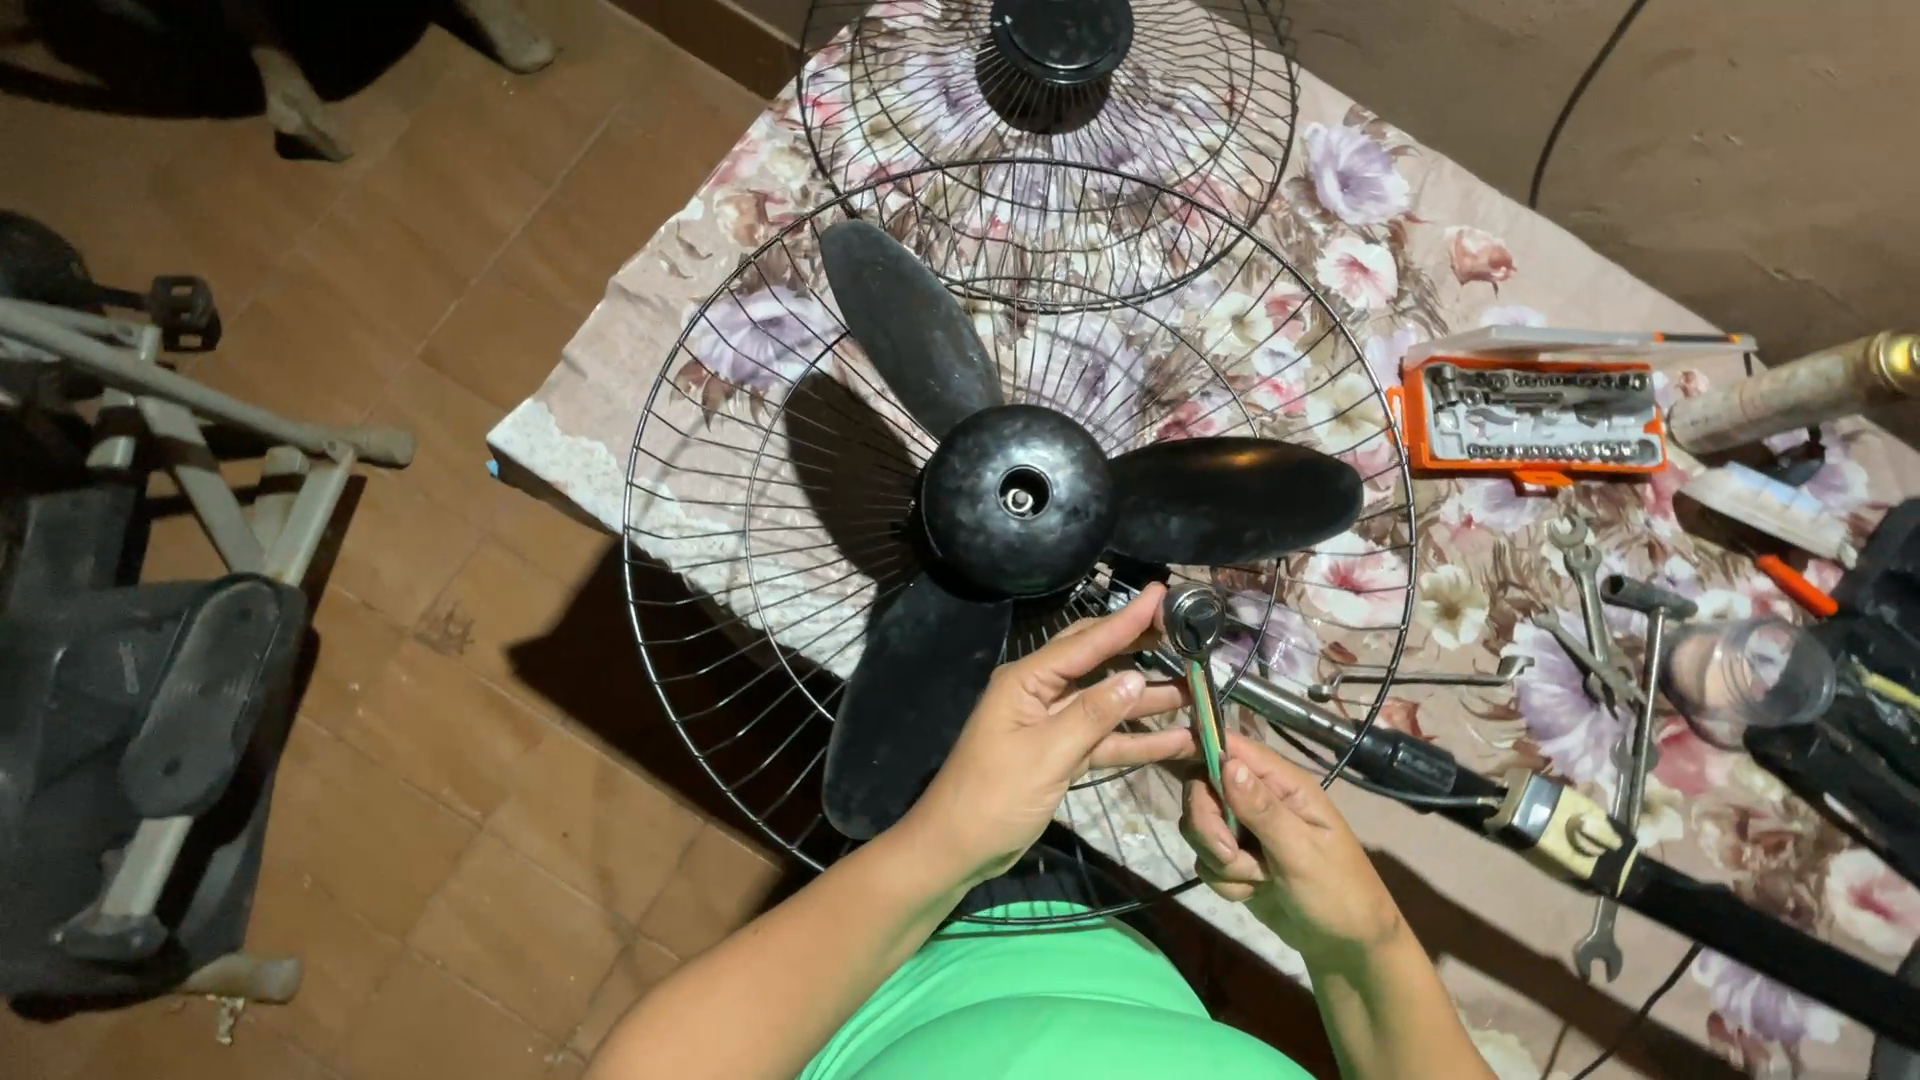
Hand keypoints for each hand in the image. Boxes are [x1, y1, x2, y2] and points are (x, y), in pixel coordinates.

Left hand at [896, 583, 1193, 888]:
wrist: (957, 847)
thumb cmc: (993, 796)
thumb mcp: (1045, 754)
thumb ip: (1092, 715)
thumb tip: (1136, 678)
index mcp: (1026, 680)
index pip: (1085, 641)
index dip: (1127, 619)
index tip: (1162, 594)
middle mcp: (1040, 693)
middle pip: (1097, 661)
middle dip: (1139, 647)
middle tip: (1185, 632)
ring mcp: (1051, 724)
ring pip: (1107, 702)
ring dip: (1147, 698)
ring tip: (1196, 687)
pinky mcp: (1061, 754)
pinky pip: (1104, 739)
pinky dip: (1136, 740)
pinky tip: (1177, 740)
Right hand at [1180, 733, 1404, 969]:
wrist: (1345, 949)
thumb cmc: (1340, 893)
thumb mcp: (1303, 853)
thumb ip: (1262, 810)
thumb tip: (1226, 762)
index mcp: (1282, 784)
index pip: (1231, 747)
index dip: (1196, 744)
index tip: (1164, 752)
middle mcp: (1257, 798)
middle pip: (1201, 789)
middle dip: (1208, 826)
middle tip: (1230, 854)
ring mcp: (1243, 829)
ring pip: (1198, 826)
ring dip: (1220, 860)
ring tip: (1257, 878)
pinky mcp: (1232, 858)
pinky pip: (1203, 859)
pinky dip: (1223, 880)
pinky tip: (1253, 891)